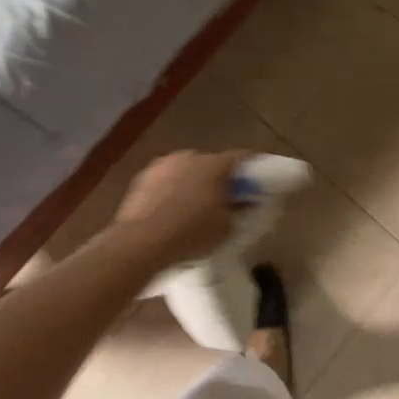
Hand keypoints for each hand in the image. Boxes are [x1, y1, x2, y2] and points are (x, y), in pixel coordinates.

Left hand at [112, 149, 246, 267]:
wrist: (142, 242)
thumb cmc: (192, 233)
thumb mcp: (226, 229)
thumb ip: (238, 211)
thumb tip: (243, 203)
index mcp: (214, 164)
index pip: (241, 157)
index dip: (252, 167)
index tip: (257, 178)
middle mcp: (189, 156)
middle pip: (210, 163)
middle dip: (218, 178)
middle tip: (223, 198)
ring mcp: (162, 165)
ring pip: (185, 171)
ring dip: (192, 183)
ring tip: (194, 207)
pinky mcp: (141, 179)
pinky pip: (164, 182)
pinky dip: (170, 192)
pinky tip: (170, 212)